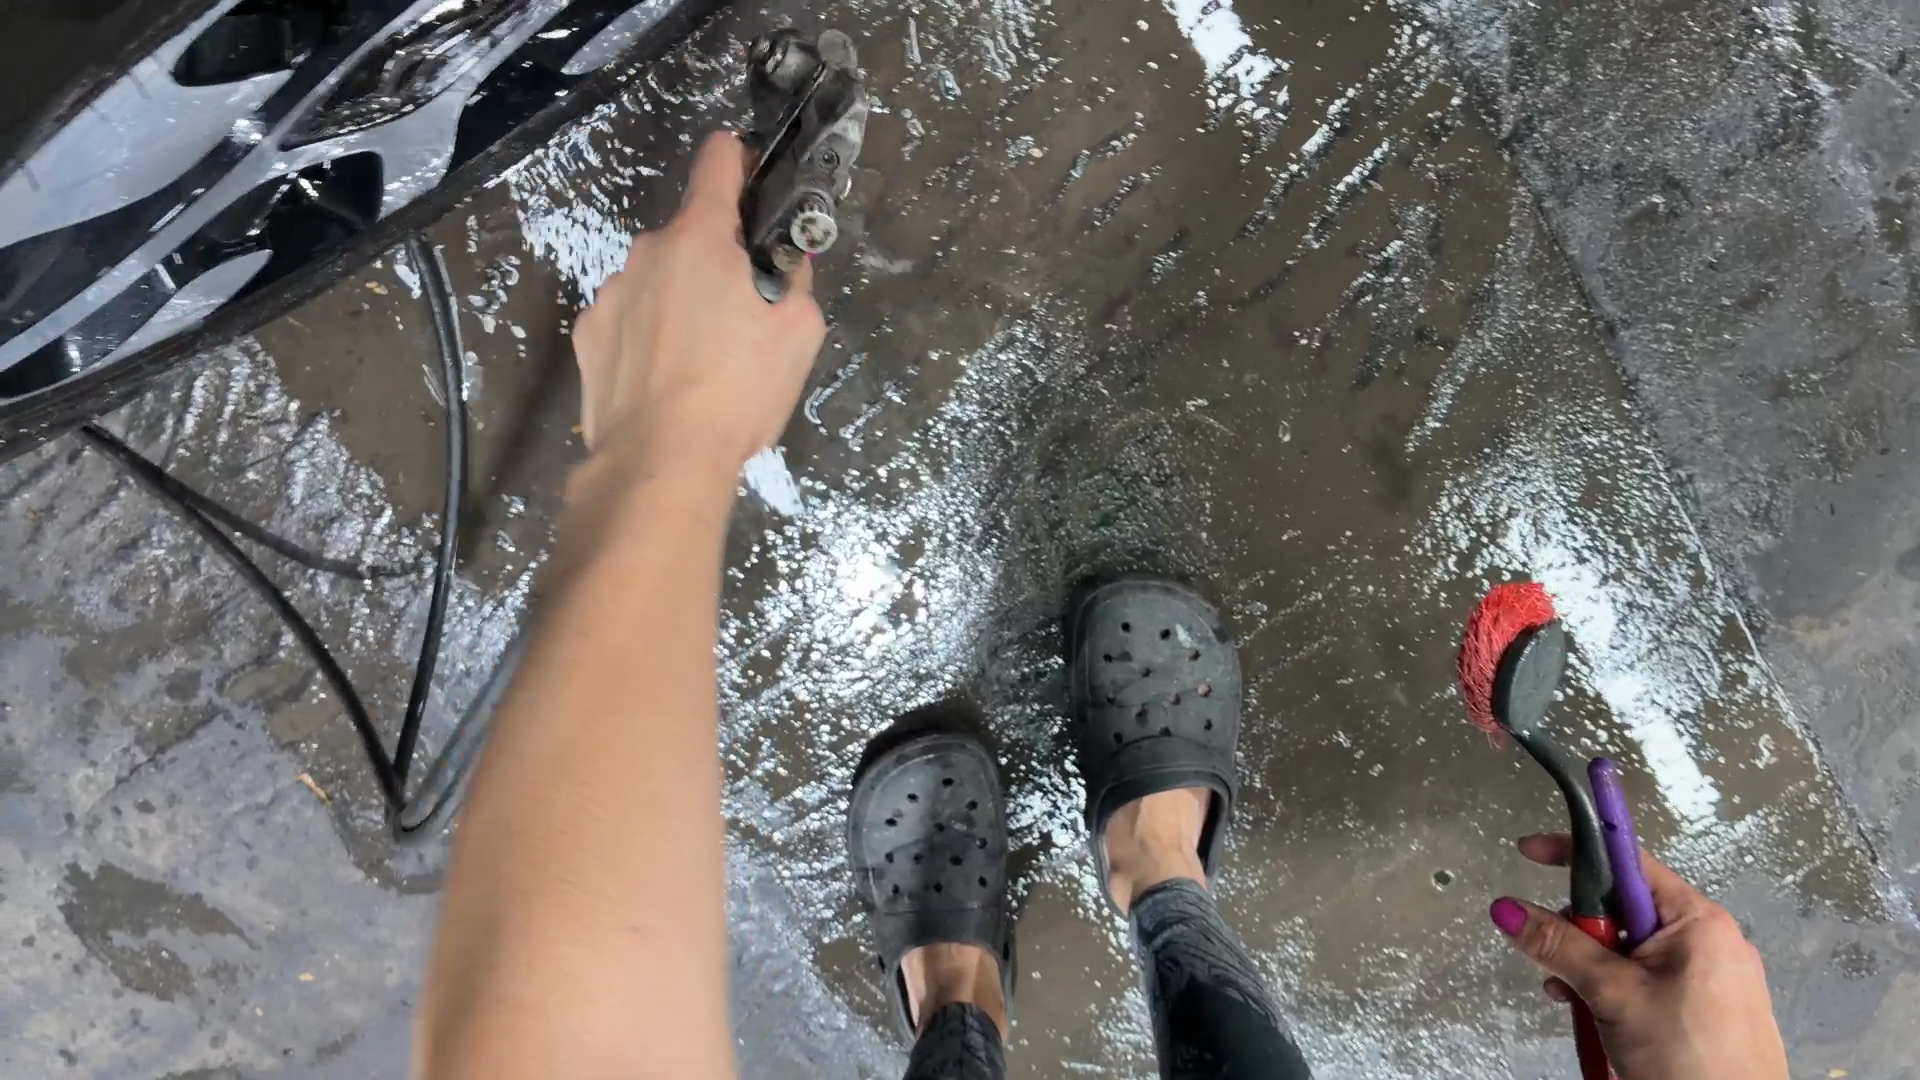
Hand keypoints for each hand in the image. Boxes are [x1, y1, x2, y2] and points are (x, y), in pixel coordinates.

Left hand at [571, 130, 826, 478]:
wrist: (662, 457)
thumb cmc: (740, 390)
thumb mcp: (800, 333)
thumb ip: (796, 280)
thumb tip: (783, 263)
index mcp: (700, 239)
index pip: (718, 163)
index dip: (739, 161)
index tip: (752, 180)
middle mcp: (647, 252)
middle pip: (691, 239)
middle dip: (718, 265)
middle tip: (742, 321)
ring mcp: (610, 294)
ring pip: (658, 283)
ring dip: (681, 304)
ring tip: (701, 366)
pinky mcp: (589, 337)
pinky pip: (630, 321)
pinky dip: (650, 338)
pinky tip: (667, 382)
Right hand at [1489, 834, 1787, 1079]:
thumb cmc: (1685, 1053)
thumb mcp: (1611, 992)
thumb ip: (1556, 944)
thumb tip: (1502, 907)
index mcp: (1697, 922)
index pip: (1625, 861)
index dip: (1574, 851)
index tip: (1526, 853)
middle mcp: (1705, 941)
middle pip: (1617, 906)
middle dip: (1575, 926)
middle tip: (1553, 954)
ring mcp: (1705, 977)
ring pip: (1621, 944)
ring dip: (1583, 962)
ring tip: (1571, 996)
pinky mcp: (1699, 1008)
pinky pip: (1636, 975)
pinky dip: (1603, 985)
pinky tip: (1589, 1011)